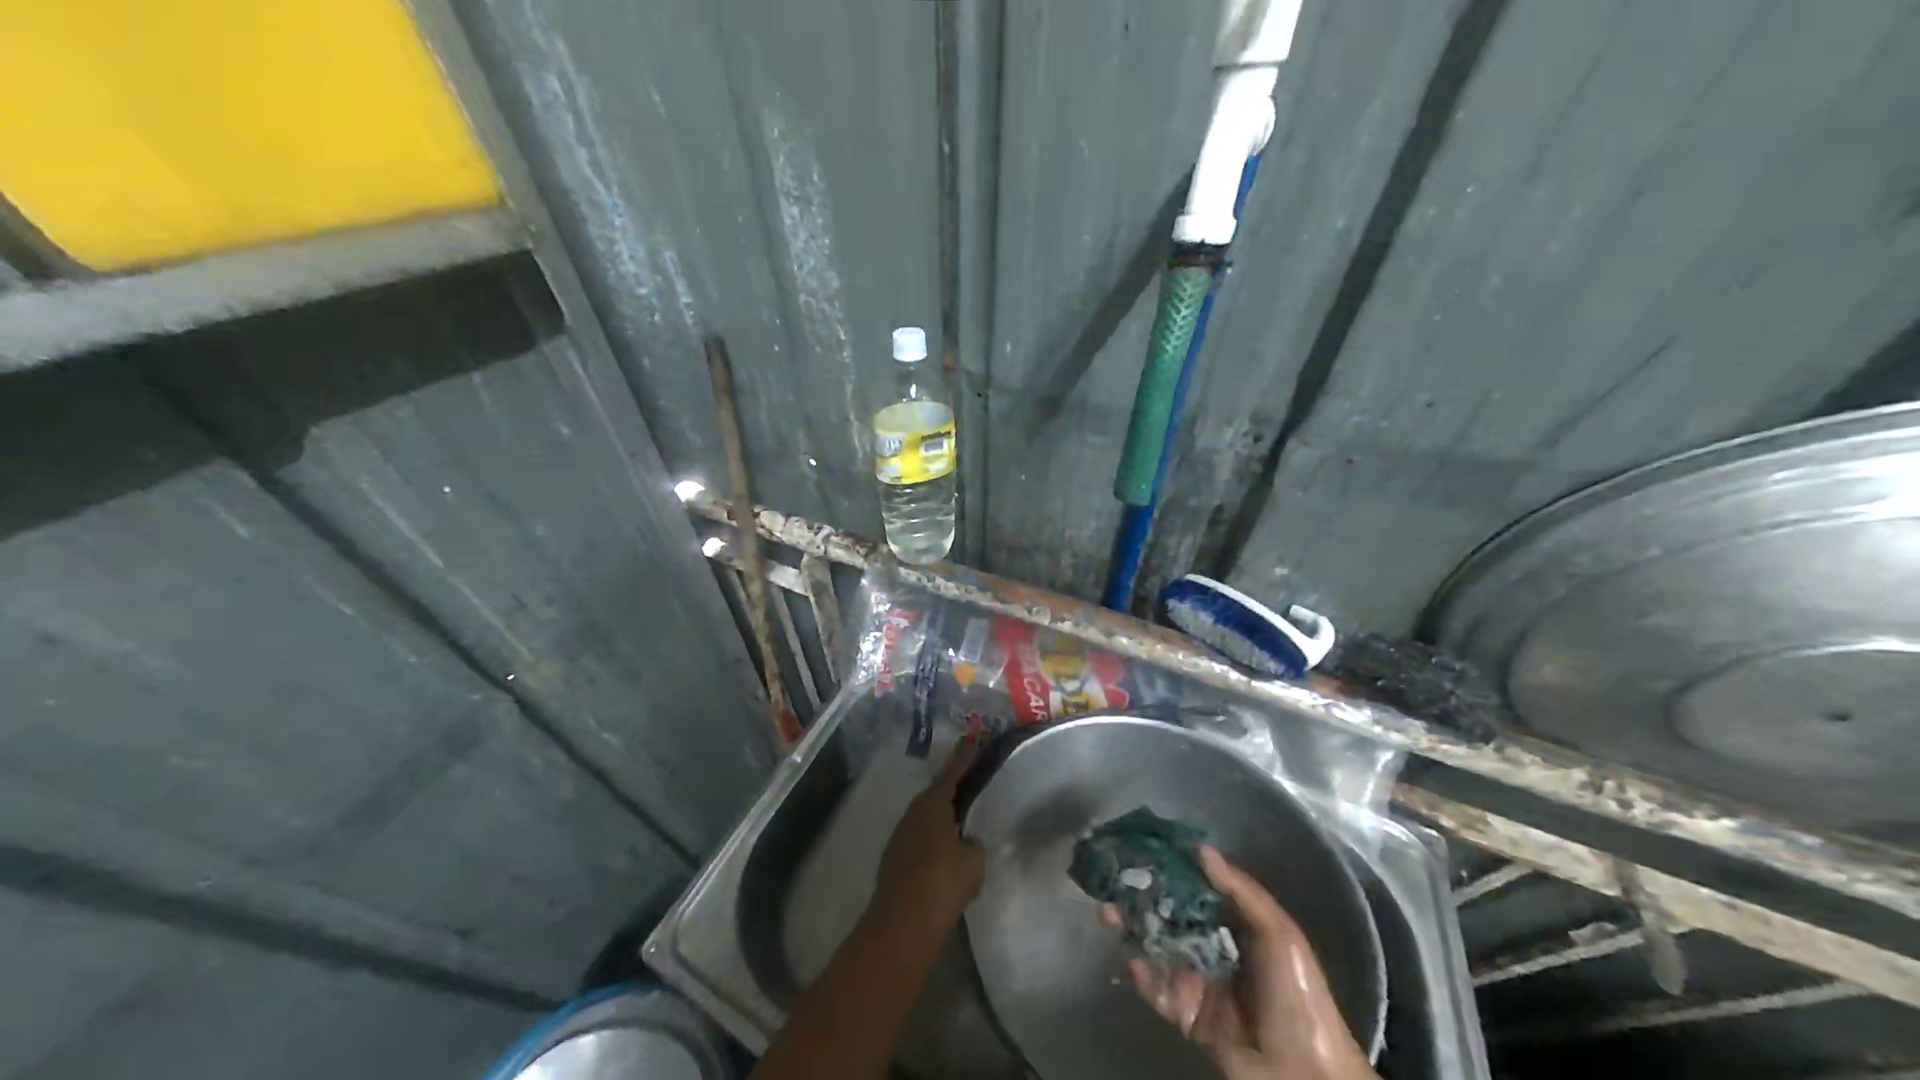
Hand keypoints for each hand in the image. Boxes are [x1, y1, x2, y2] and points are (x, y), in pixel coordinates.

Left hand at [872, 739, 986, 930]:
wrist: (903, 922)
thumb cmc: (944, 881)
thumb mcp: (974, 860)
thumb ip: (973, 843)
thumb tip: (965, 842)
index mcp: (932, 804)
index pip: (951, 773)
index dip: (963, 758)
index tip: (971, 741)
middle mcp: (913, 813)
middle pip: (936, 793)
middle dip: (952, 787)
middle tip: (970, 781)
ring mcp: (900, 836)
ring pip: (925, 817)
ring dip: (941, 815)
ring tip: (960, 818)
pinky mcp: (894, 859)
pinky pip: (919, 838)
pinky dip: (933, 837)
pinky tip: (944, 850)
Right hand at [1102, 846, 1377, 1079]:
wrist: (1301, 1072)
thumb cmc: (1295, 993)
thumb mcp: (1278, 933)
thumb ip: (1240, 891)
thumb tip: (1202, 849)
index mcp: (1236, 928)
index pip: (1197, 892)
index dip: (1173, 872)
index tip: (1145, 850)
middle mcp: (1212, 949)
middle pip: (1170, 917)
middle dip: (1142, 898)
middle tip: (1114, 880)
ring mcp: (1197, 982)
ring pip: (1156, 948)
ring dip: (1131, 930)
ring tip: (1107, 913)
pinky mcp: (1186, 1015)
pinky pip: (1157, 991)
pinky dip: (1143, 977)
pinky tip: (1135, 963)